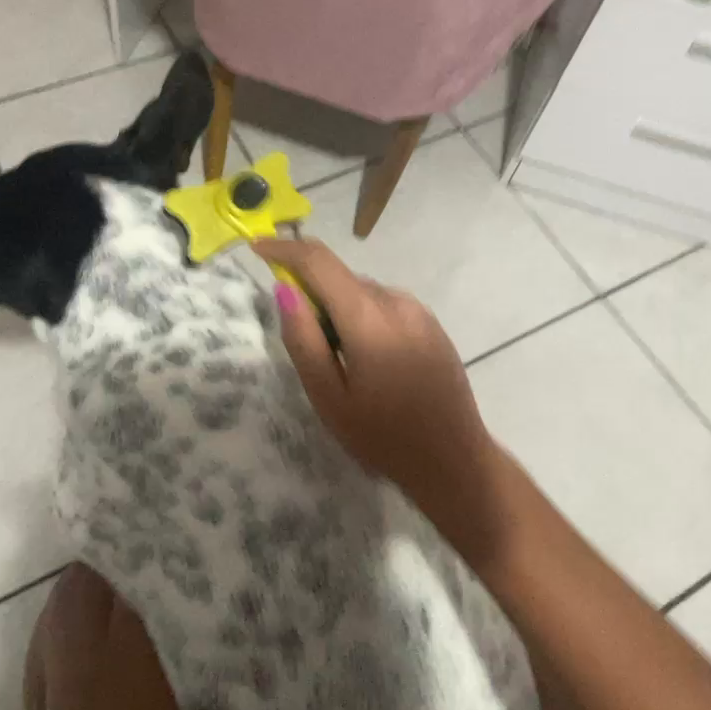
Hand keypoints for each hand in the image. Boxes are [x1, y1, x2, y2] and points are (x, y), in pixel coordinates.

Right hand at [254, 238, 498, 513]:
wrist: (453, 460)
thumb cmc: (382, 437)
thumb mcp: (329, 397)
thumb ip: (303, 340)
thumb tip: (283, 289)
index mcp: (369, 316)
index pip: (319, 261)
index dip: (284, 248)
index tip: (257, 248)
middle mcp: (397, 301)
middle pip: (342, 278)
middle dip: (314, 295)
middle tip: (308, 347)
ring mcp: (420, 311)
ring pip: (364, 293)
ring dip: (341, 310)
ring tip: (344, 366)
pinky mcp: (432, 325)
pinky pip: (386, 306)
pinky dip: (366, 318)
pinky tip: (372, 364)